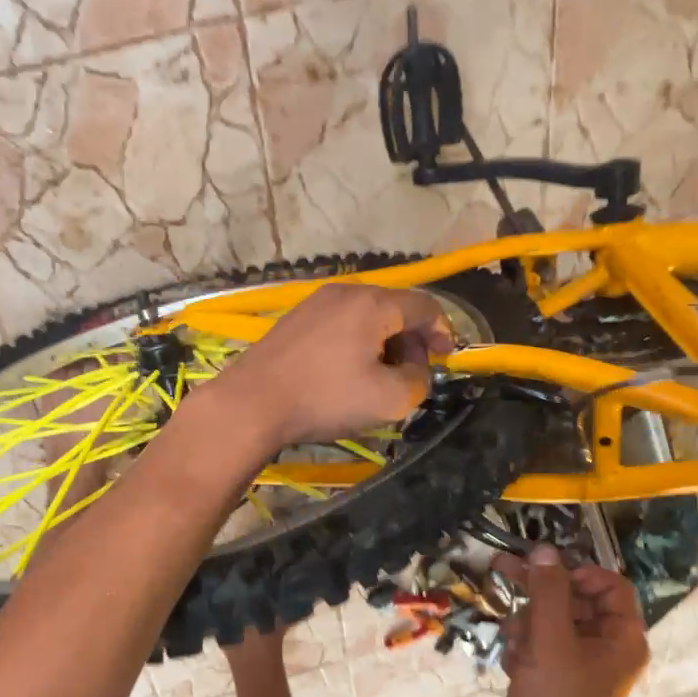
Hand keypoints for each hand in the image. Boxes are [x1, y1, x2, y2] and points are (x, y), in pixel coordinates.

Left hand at [200, 283, 453, 450]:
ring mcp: (314, 303)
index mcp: (374, 303)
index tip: (445, 359)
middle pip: (394, 308)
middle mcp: (345, 291)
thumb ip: (418, 380)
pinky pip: (339, 324)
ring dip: (382, 343)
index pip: (425, 305)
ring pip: (365, 316)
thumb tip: (416, 368)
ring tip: (379, 378)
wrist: (251, 404)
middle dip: (411, 340)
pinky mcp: (294, 320)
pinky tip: (345, 374)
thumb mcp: (390, 399)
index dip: (443, 331)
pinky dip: (355, 343)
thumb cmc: (325, 399)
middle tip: (412, 374)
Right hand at [490, 548, 650, 696]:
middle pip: (573, 599)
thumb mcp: (551, 640)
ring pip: (548, 619)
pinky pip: (536, 643)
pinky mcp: (550, 676)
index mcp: (622, 638)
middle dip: (538, 591)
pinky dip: (521, 648)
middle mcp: (604, 647)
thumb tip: (544, 549)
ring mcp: (576, 662)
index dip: (579, 572)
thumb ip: (548, 592)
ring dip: (526, 624)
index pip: (611, 586)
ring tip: (515, 644)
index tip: (547, 571)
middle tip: (500, 566)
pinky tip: (514, 666)